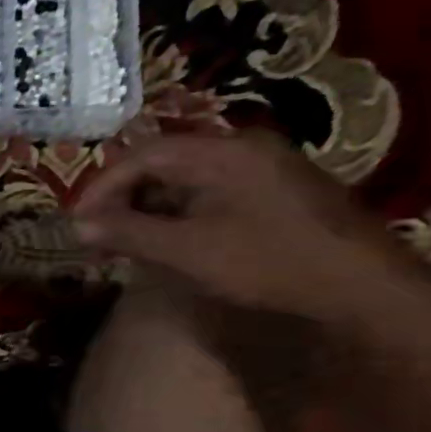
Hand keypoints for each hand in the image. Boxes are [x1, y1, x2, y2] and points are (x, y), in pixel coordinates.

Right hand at [71, 132, 426, 324]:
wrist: (355, 283)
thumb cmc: (265, 262)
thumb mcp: (185, 251)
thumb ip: (129, 233)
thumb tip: (76, 224)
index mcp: (222, 153)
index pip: (143, 154)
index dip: (101, 186)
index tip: (75, 221)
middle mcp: (243, 148)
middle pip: (163, 161)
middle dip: (121, 197)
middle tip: (94, 234)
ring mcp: (262, 167)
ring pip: (184, 178)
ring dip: (145, 207)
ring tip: (122, 242)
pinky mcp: (272, 190)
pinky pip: (207, 190)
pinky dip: (173, 212)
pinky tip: (164, 240)